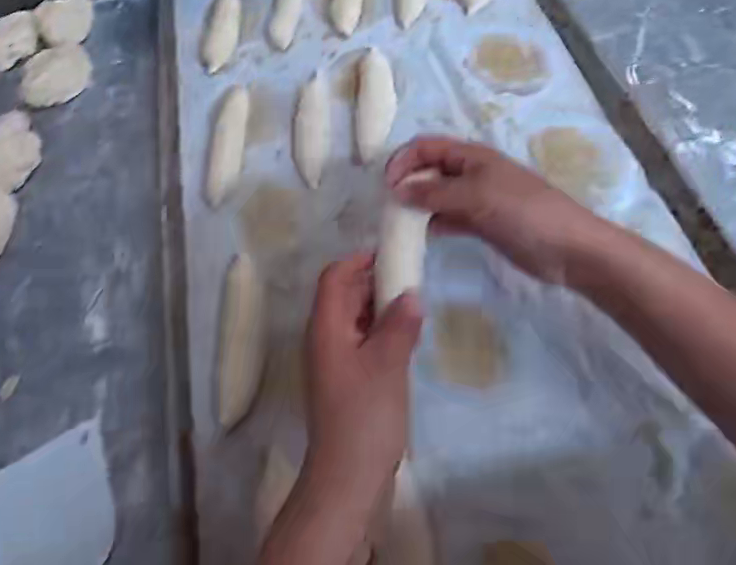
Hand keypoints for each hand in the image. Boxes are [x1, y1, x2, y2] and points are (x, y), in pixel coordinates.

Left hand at [303, 252, 421, 500]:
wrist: (347, 480)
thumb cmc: (364, 415)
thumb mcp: (387, 364)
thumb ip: (399, 323)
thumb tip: (410, 292)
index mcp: (325, 326)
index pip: (334, 277)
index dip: (358, 261)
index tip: (390, 255)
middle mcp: (323, 338)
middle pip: (343, 295)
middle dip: (372, 282)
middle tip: (410, 278)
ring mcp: (333, 361)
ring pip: (353, 319)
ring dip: (378, 308)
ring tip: (412, 306)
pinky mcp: (345, 381)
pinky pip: (360, 341)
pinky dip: (379, 332)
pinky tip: (405, 339)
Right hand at [385, 135, 600, 282]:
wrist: (571, 249)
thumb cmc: (523, 211)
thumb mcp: (476, 197)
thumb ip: (434, 193)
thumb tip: (396, 189)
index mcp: (471, 155)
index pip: (427, 146)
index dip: (404, 159)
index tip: (386, 183)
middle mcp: (471, 172)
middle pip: (430, 168)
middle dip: (407, 180)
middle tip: (388, 204)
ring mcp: (478, 198)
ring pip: (438, 194)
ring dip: (418, 203)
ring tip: (399, 221)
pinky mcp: (483, 223)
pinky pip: (450, 217)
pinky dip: (434, 222)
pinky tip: (423, 235)